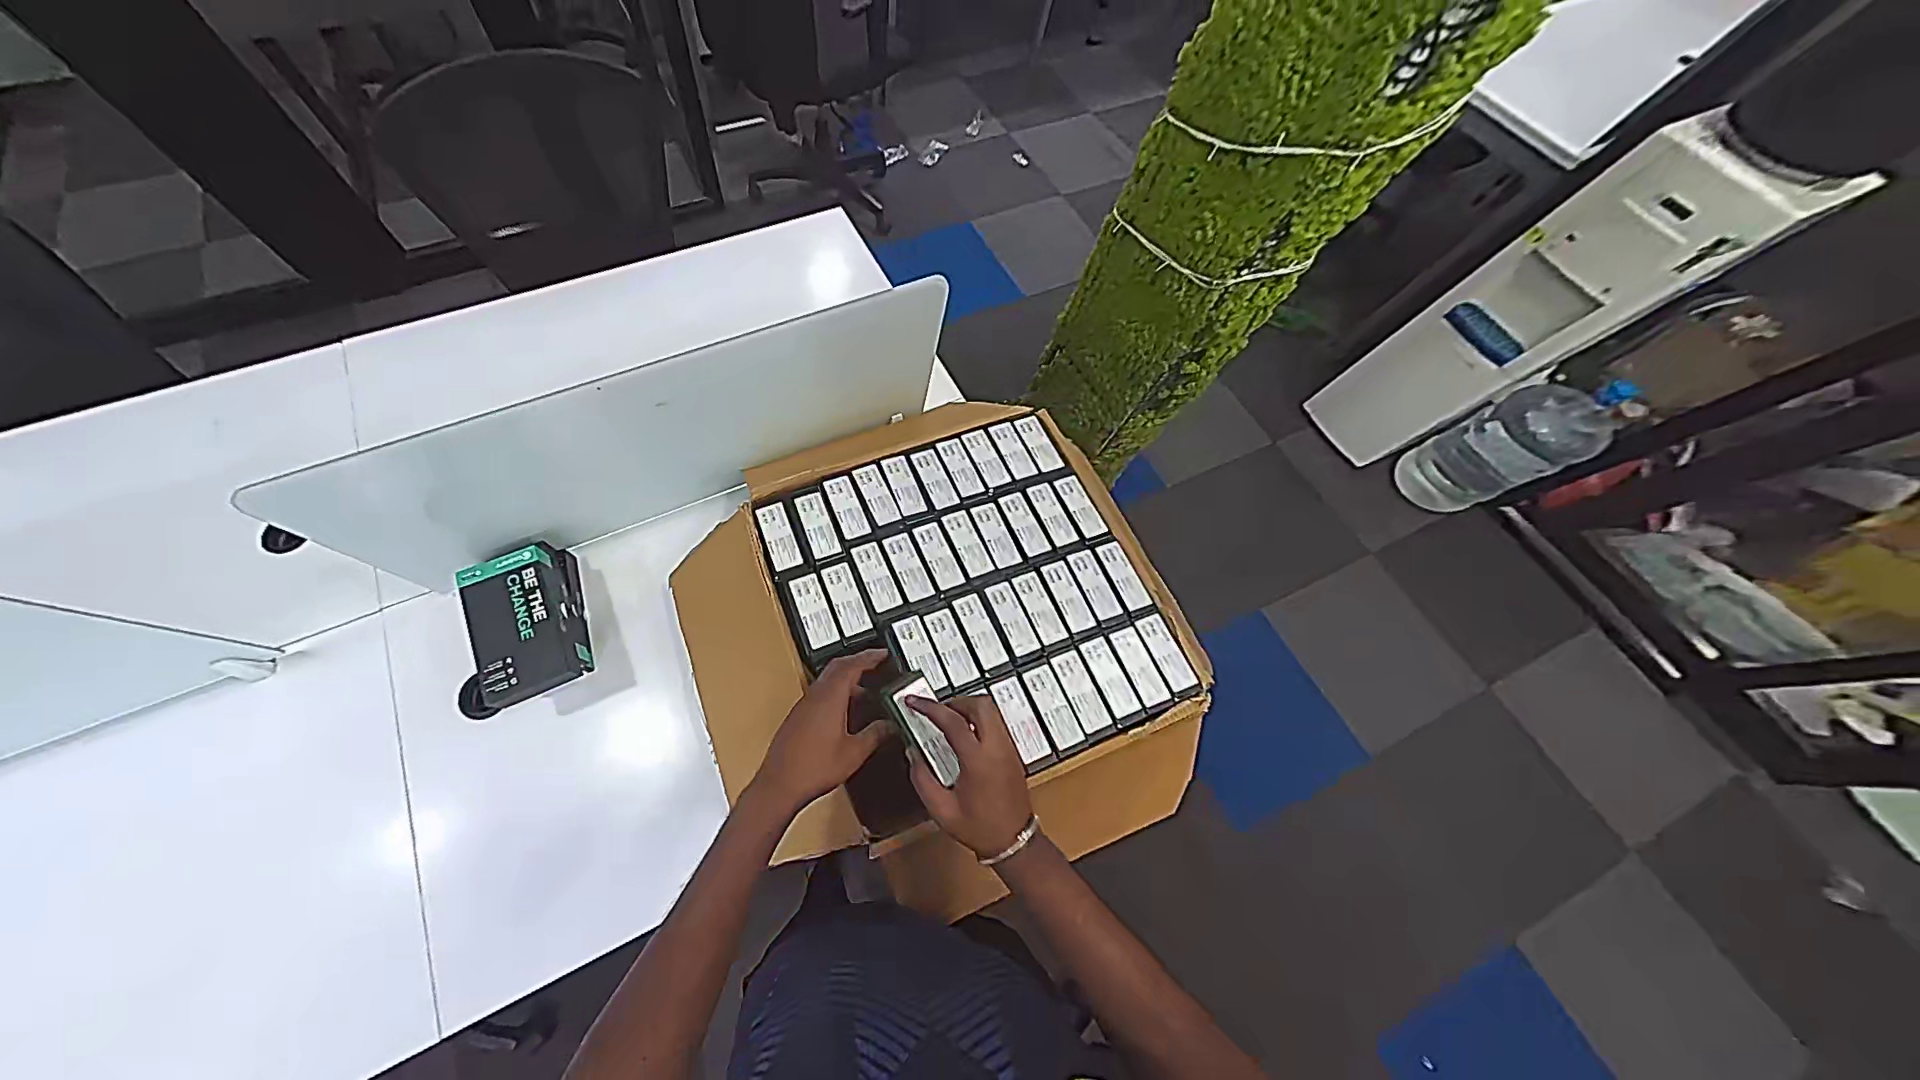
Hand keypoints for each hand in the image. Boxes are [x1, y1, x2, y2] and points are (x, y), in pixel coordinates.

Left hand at [751, 650, 891, 813]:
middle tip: (875, 664)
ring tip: (866, 691)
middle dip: (858, 662)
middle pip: (837, 667)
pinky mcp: (798, 718)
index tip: (881, 653)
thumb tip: (889, 726)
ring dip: (847, 679)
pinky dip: (836, 694)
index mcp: (829, 698)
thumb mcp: (855, 752)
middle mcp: (814, 697)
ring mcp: (804, 707)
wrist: (780, 785)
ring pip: (827, 681)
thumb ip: (876, 734)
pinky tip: (845, 712)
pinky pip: (819, 694)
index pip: (851, 665)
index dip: (869, 656)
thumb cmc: (811, 769)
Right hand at [905, 694, 1034, 858]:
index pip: (953, 721)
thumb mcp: (941, 809)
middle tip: (937, 711)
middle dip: (955, 702)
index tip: (914, 702)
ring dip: (969, 708)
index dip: (930, 708)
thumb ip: (922, 779)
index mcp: (978, 761)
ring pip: (991, 710)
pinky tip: (965, 734)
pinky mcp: (1013, 752)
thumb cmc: (979, 828)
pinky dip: (979, 719)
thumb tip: (913, 754)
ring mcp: (1009, 748)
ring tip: (949, 721)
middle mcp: (997, 748)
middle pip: (980, 705)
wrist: (1014, 841)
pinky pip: (996, 723)